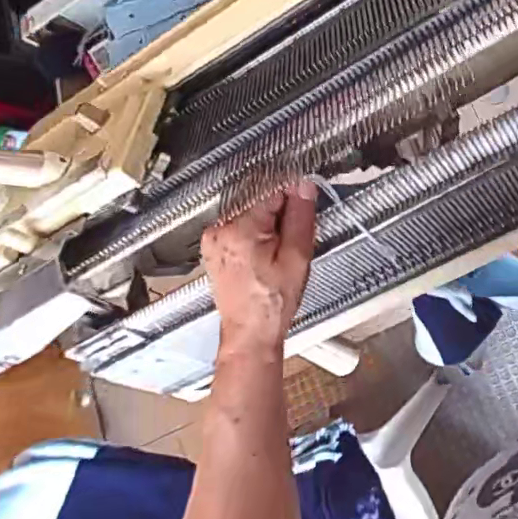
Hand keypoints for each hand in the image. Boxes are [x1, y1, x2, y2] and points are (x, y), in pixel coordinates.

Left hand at [201, 180, 318, 350]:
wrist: (250, 332)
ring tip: (277, 255)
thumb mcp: (298, 257)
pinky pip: (240, 230)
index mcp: (239, 229)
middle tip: (291, 245)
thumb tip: (304, 187)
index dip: (293, 200)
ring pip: (251, 216)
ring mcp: (213, 239)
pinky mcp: (214, 248)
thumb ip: (301, 216)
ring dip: (268, 227)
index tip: (304, 213)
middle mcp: (220, 229)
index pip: (272, 192)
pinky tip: (264, 259)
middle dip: (281, 217)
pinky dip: (256, 237)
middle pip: (260, 203)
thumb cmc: (273, 302)